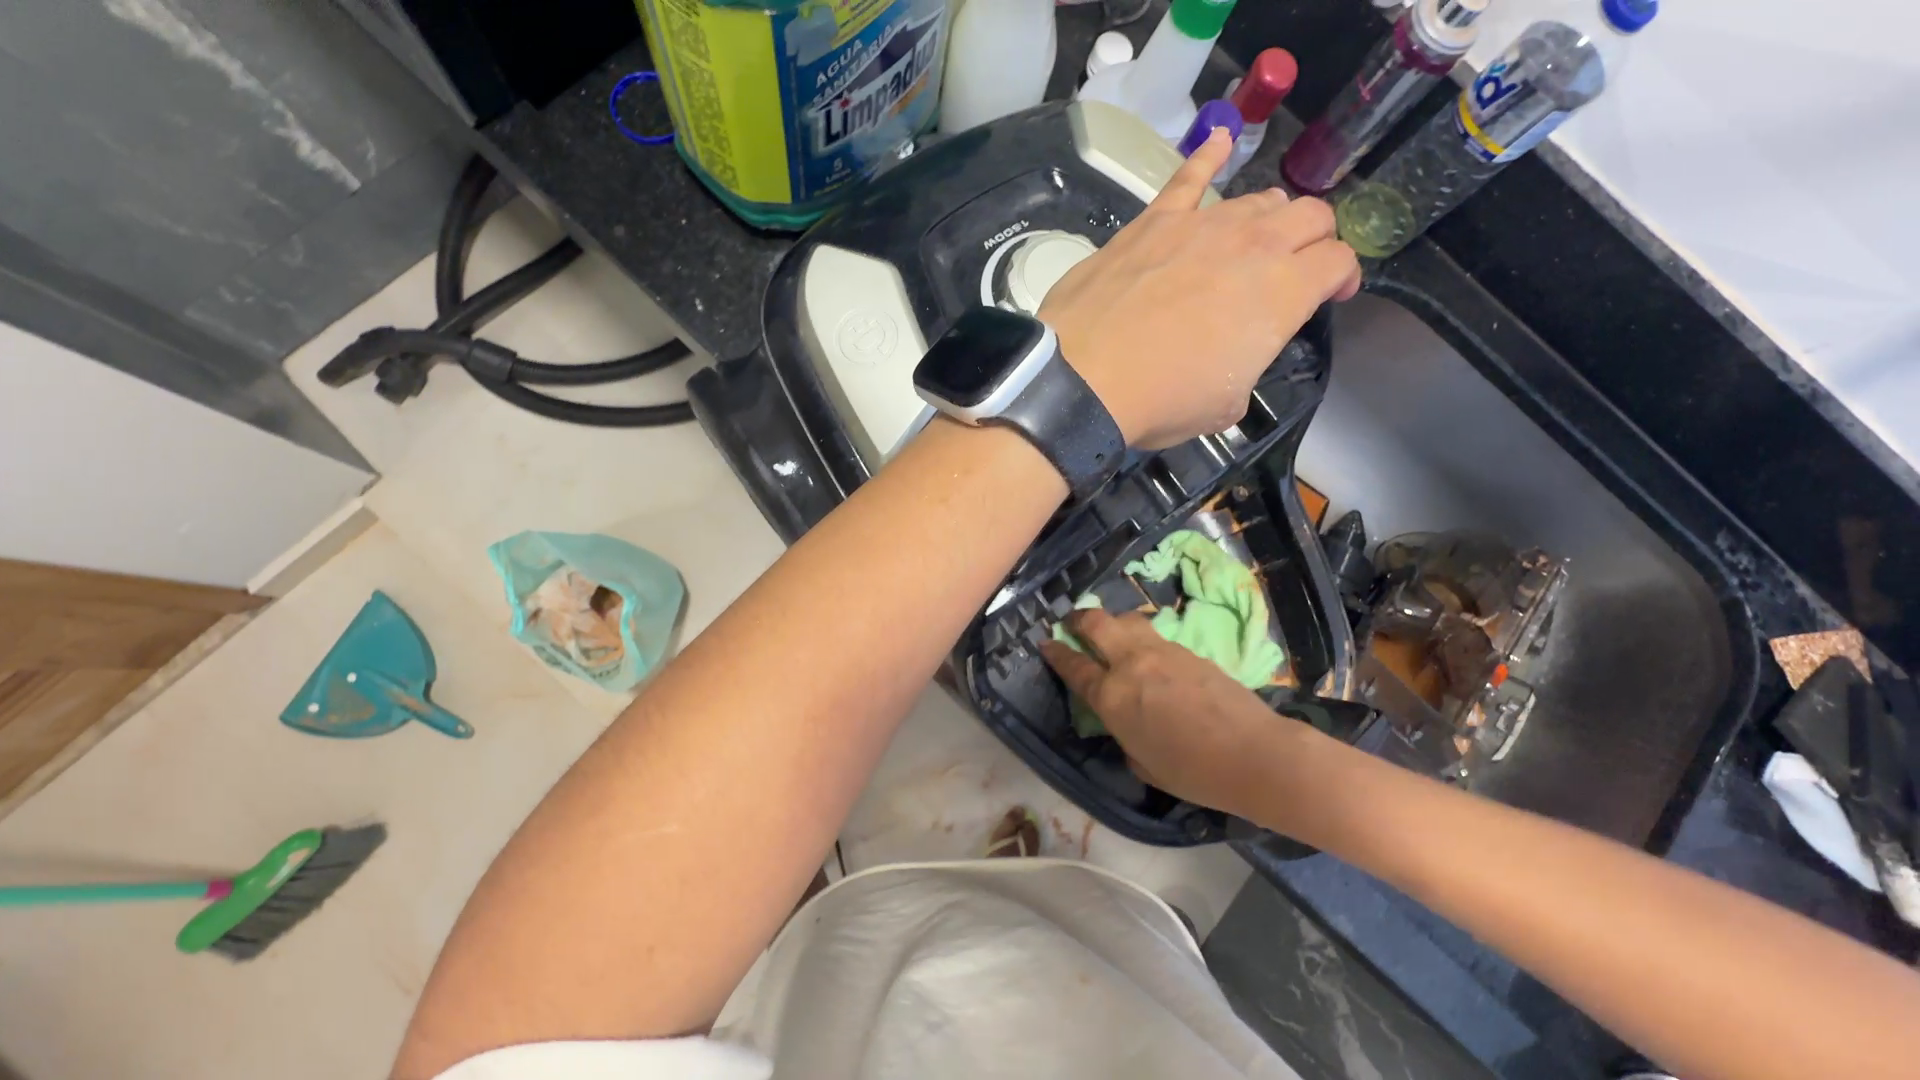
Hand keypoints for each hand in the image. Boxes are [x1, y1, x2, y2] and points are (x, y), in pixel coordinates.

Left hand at [1037, 128, 1361, 449]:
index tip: (1332, 294)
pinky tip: (1219, 140)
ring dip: (1270, 217)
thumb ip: (1251, 357)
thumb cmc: (1162, 399)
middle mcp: (1253, 244)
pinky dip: (1208, 155)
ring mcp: (1202, 224)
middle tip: (1300, 266)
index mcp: (1283, 292)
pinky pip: (1189, 176)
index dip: (1342, 277)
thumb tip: (1241, 344)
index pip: (1338, 261)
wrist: (1084, 379)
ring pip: (1257, 199)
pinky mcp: (1153, 220)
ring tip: (1258, 238)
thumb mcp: (1228, 400)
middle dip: (1316, 239)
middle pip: (1310, 216)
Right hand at [1039, 608, 1312, 819]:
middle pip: (1098, 623)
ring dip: (1113, 622)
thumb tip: (1127, 722)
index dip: (1056, 652)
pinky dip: (1143, 638)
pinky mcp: (1190, 652)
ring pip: (1128, 620)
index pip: (1074, 667)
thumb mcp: (1142, 763)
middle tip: (1072, 621)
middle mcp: (1132, 665)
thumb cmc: (1192, 772)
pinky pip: (1156, 637)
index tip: (1045, 641)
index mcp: (1112, 697)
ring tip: (1111, 632)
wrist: (1253, 754)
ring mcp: (1163, 653)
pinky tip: (1149, 656)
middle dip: (1080, 619)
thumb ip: (1125, 735)